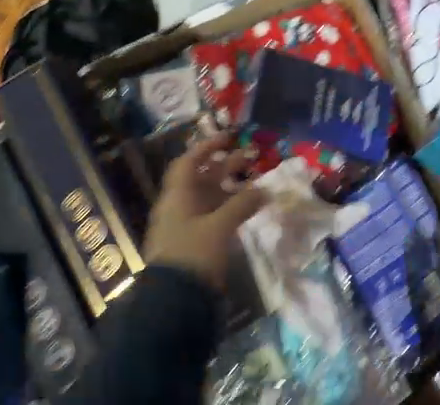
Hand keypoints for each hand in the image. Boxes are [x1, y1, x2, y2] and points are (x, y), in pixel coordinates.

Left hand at [142, 131, 268, 289]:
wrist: (175, 302)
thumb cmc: (193, 254)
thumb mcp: (220, 226)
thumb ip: (242, 204)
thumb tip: (264, 189)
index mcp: (177, 196)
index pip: (189, 162)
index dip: (207, 146)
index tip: (229, 137)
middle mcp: (178, 206)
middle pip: (201, 178)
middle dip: (225, 165)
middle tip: (250, 157)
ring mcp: (184, 226)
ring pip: (208, 198)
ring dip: (230, 188)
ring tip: (255, 182)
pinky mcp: (192, 245)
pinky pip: (211, 217)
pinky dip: (228, 209)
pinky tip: (246, 210)